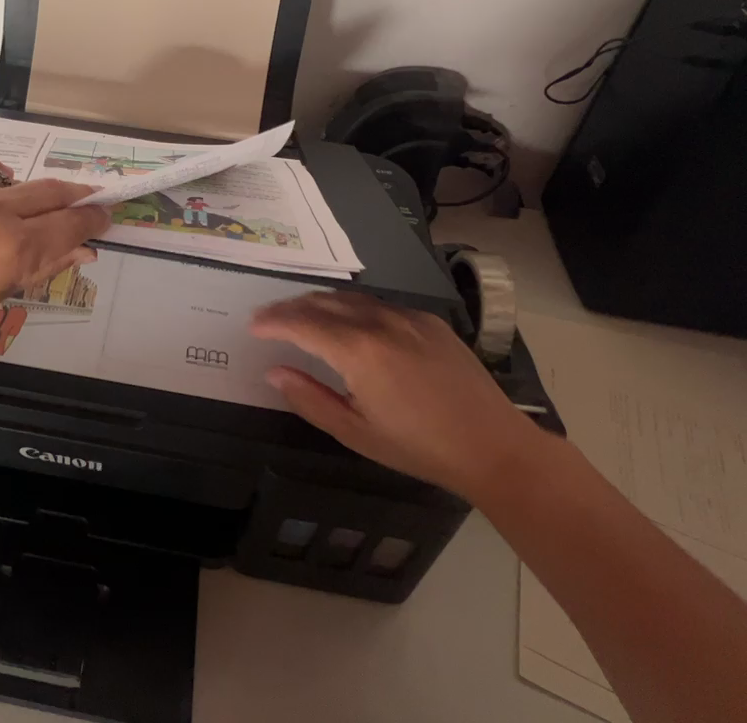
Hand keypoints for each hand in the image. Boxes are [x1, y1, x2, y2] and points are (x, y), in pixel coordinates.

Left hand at [0, 153, 111, 376]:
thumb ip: (38, 268)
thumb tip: (80, 251)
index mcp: (10, 250)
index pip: (71, 225)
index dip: (93, 221)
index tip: (104, 217)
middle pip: (50, 193)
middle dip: (73, 199)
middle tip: (84, 204)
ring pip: (11, 181)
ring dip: (23, 196)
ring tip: (12, 215)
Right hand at [251, 292, 547, 501]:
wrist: (492, 445)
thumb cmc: (418, 446)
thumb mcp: (355, 431)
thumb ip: (309, 398)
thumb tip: (275, 372)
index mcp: (358, 351)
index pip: (302, 323)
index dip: (273, 322)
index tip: (253, 326)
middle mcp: (380, 323)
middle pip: (324, 303)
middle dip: (292, 308)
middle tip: (270, 318)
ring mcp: (409, 318)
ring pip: (352, 299)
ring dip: (321, 303)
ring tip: (302, 314)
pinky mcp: (430, 322)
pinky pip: (380, 305)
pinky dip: (353, 307)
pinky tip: (350, 322)